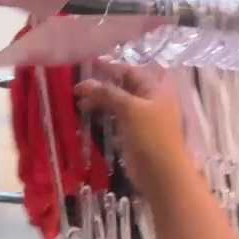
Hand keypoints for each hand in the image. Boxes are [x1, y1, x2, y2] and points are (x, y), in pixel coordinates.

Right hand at [76, 62, 194, 199]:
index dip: (109, 67)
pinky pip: (115, 118)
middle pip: (123, 86)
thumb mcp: (130, 109)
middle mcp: (149, 100)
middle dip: (101, 85)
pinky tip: (88, 116)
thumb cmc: (151, 136)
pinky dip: (102, 115)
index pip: (130, 71)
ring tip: (79, 104)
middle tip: (77, 88)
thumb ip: (107, 93)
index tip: (86, 65)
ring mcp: (141, 118)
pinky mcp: (132, 133)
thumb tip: (83, 83)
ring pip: (117, 103)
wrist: (161, 173)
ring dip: (99, 101)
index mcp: (155, 89)